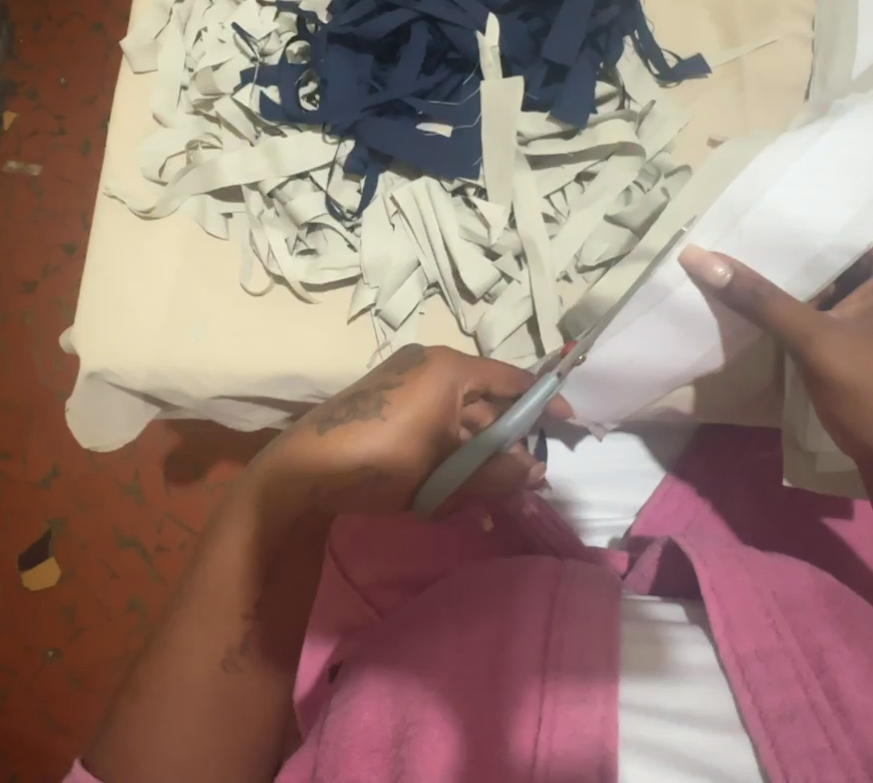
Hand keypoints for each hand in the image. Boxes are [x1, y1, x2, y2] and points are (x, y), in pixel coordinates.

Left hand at [245, 344, 556, 517]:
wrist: (304, 469)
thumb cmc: (380, 458)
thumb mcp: (443, 471)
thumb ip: (494, 472)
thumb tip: (539, 474)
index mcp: (448, 369)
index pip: (510, 378)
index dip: (541, 401)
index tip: (568, 422)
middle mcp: (430, 369)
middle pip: (485, 406)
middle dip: (506, 448)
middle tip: (525, 485)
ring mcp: (407, 387)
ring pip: (459, 424)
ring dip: (477, 463)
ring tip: (490, 504)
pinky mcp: (390, 408)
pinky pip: (434, 429)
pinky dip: (448, 459)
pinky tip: (457, 498)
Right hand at [678, 230, 872, 473]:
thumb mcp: (817, 341)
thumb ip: (758, 298)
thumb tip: (697, 255)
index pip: (839, 216)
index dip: (790, 208)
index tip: (740, 201)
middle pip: (823, 248)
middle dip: (773, 243)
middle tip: (718, 225)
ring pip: (815, 279)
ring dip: (774, 275)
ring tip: (719, 252)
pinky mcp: (856, 337)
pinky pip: (813, 307)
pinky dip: (781, 304)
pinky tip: (739, 297)